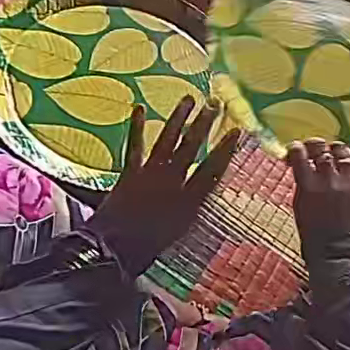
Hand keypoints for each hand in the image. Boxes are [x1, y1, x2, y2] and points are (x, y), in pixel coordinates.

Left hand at [85, 99, 241, 273]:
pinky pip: (134, 147)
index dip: (226, 149)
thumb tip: (203, 192)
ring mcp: (150, 174)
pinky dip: (136, 128)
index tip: (236, 131)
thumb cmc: (149, 247)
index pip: (213, 169)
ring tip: (188, 99)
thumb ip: (192, 208)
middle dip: (205, 124)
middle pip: (192, 147)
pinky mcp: (130, 173)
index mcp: (189, 199)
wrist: (112, 250)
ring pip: (167, 141)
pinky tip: (138, 108)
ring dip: (178, 119)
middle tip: (215, 103)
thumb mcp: (181, 230)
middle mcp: (172, 180)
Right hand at [287, 138, 349, 255]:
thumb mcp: (299, 204)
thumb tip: (302, 167)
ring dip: (334, 148)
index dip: (295, 148)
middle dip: (314, 144)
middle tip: (311, 146)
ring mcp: (345, 182)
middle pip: (321, 149)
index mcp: (308, 186)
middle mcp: (327, 180)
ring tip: (331, 150)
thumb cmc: (312, 231)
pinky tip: (344, 160)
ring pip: (342, 152)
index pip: (299, 155)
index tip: (294, 148)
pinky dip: (349, 159)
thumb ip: (302, 182)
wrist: (335, 248)